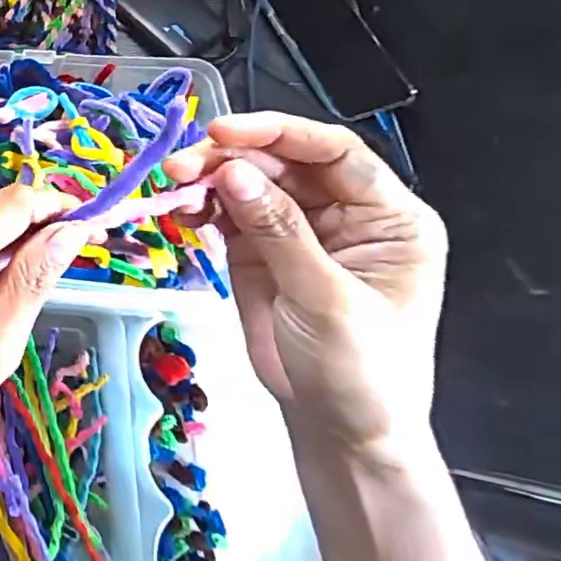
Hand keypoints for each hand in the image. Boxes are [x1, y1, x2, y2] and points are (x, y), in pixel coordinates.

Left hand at [0, 186, 92, 452]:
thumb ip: (31, 283)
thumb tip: (71, 231)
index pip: (15, 205)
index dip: (61, 208)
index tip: (98, 227)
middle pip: (3, 202)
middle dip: (46, 220)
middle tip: (78, 254)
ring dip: (22, 232)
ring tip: (37, 276)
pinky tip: (4, 276)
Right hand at [164, 112, 447, 452]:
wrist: (336, 427)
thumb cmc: (360, 371)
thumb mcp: (325, 299)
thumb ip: (279, 231)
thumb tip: (232, 173)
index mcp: (386, 216)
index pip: (334, 153)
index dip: (279, 134)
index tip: (224, 133)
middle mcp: (340, 213)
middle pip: (280, 163)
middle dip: (229, 159)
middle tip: (181, 167)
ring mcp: (294, 228)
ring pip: (246, 182)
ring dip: (207, 179)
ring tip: (174, 187)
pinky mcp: (256, 247)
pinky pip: (224, 212)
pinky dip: (199, 207)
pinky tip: (181, 212)